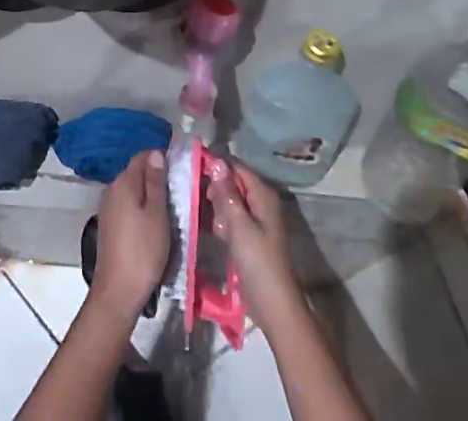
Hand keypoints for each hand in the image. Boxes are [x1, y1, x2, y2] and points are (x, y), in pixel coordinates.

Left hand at [91, 149, 168, 318]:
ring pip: (133, 190)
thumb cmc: (143, 250)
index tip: (181, 170)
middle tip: (180, 190)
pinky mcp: (109, 224)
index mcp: (123, 182)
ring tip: (172, 208)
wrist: (118, 291)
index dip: (162, 158)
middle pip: (137, 172)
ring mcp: (108, 208)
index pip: (143, 155)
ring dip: (150, 194)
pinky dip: (141, 207)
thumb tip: (156, 152)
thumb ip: (156, 181)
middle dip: (157, 176)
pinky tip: (155, 222)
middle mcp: (112, 189)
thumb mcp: (157, 213)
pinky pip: (128, 205)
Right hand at [208, 162, 305, 333]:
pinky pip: (232, 219)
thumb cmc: (258, 262)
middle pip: (233, 183)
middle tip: (209, 208)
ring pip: (230, 202)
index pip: (237, 167)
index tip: (193, 170)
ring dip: (220, 210)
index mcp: (263, 195)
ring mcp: (256, 220)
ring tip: (216, 227)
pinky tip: (218, 235)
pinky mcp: (249, 235)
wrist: (273, 305)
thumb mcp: (239, 226)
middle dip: (218, 192)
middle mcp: (261, 202)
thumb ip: (227, 194)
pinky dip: (223, 224)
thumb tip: (216, 162)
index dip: (217, 167)